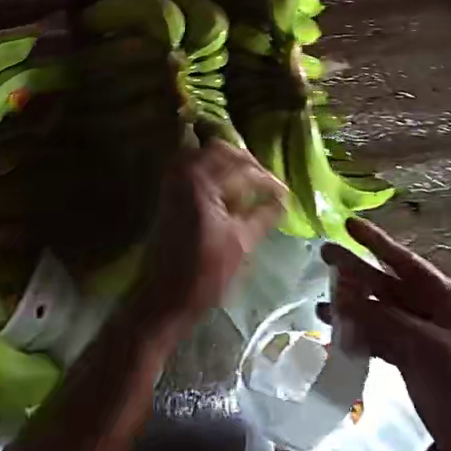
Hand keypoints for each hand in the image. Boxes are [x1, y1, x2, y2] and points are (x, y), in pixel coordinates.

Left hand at [130, 141, 284, 323]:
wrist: (165, 299)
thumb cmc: (205, 275)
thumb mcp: (243, 244)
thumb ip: (265, 215)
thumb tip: (283, 201)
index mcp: (202, 184)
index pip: (243, 168)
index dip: (267, 180)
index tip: (285, 194)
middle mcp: (183, 176)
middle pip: (221, 151)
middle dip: (248, 164)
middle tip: (267, 184)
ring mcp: (172, 184)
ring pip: (205, 156)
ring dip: (229, 164)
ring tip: (250, 183)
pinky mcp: (168, 194)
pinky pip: (192, 167)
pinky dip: (211, 171)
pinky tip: (227, 189)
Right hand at [322, 218, 450, 450]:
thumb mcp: (426, 347)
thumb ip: (384, 320)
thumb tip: (345, 296)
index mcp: (444, 299)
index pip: (404, 262)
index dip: (376, 242)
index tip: (349, 224)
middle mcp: (432, 312)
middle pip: (389, 285)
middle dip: (357, 272)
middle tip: (324, 256)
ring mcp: (424, 339)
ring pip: (383, 314)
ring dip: (354, 309)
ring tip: (321, 303)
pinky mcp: (417, 364)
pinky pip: (384, 341)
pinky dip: (362, 338)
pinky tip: (340, 338)